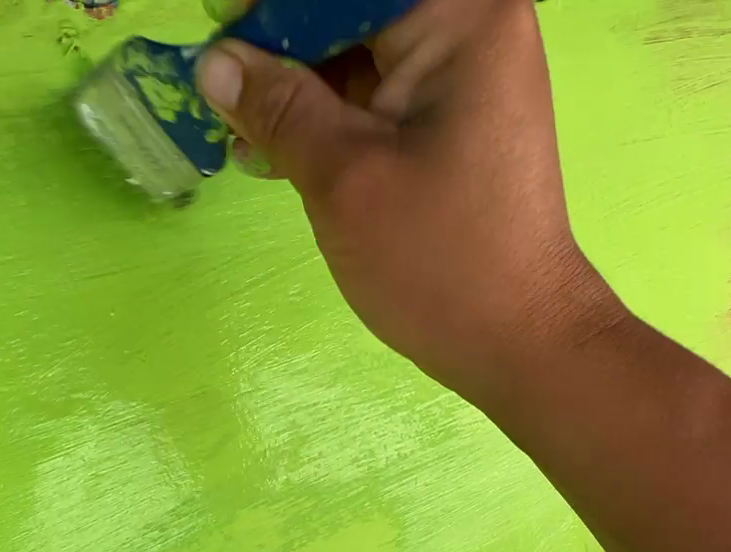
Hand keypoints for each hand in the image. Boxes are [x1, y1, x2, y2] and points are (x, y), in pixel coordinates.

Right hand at [194, 0, 624, 411]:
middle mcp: (471, 26)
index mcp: (461, 15)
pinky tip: (278, 155)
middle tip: (222, 94)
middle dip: (281, 47)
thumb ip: (277, 108)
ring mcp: (464, 78)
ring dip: (296, 91)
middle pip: (352, 11)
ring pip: (358, 55)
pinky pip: (376, 98)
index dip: (272, 4)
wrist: (515, 339)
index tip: (216, 28)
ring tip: (242, 140)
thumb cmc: (436, 261)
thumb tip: (215, 63)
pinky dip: (327, 121)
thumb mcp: (343, 178)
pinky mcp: (452, 124)